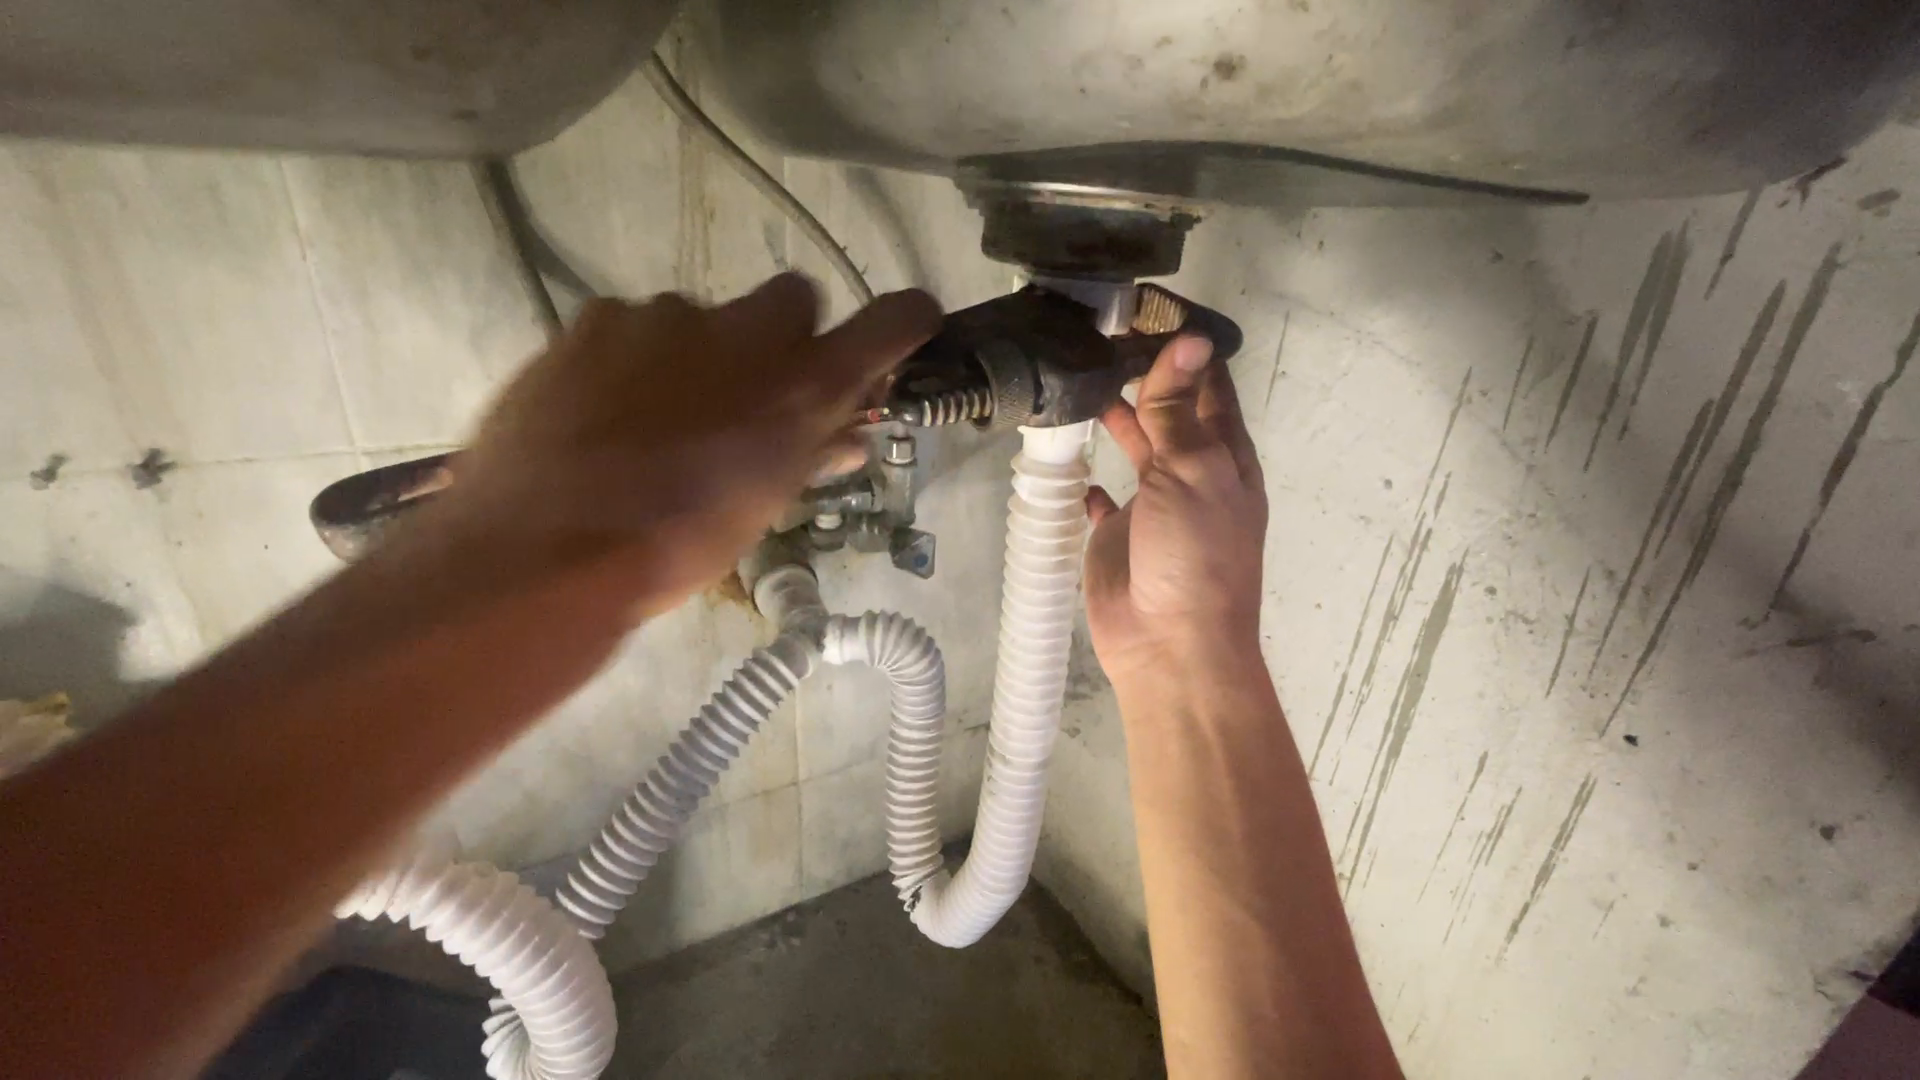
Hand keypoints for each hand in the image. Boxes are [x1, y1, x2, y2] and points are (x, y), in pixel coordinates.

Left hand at [412, 273, 939, 614]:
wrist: (547, 550)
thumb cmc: (677, 545)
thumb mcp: (765, 507)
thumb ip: (812, 455)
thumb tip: (846, 436)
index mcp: (803, 387)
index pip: (889, 323)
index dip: (907, 320)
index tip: (911, 325)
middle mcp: (747, 332)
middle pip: (794, 300)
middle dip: (786, 338)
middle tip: (757, 392)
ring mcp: (667, 317)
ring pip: (708, 317)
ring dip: (704, 352)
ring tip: (663, 417)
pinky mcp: (597, 319)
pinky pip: (638, 325)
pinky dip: (639, 357)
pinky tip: (610, 410)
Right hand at [1084, 336, 1268, 681]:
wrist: (1170, 642)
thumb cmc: (1195, 553)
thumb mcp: (1192, 472)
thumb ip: (1180, 410)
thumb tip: (1189, 338)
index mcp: (1224, 454)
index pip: (1207, 384)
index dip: (1182, 347)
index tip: (1142, 309)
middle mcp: (1191, 472)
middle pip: (1169, 410)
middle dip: (1142, 375)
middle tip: (1095, 333)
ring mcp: (1153, 504)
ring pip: (1135, 445)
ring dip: (1114, 415)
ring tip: (1077, 377)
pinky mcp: (1116, 533)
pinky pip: (1102, 496)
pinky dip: (1090, 476)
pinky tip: (1070, 453)